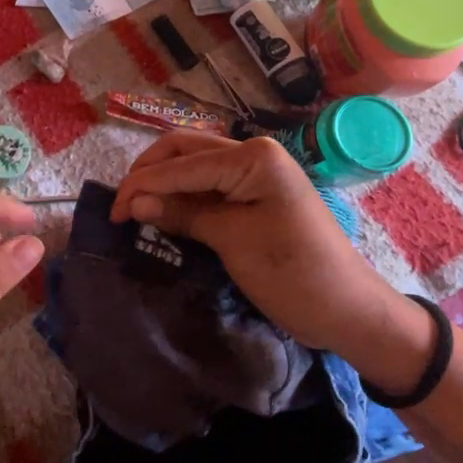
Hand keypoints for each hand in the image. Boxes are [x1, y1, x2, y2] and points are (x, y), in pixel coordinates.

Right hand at [110, 132, 409, 360]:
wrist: (351, 312)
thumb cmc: (295, 274)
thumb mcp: (233, 242)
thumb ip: (183, 214)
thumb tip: (134, 202)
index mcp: (253, 157)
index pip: (182, 163)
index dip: (142, 185)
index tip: (111, 213)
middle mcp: (253, 153)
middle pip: (184, 151)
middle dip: (148, 174)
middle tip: (120, 207)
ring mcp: (256, 173)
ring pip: (193, 166)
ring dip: (162, 183)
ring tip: (135, 209)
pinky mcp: (256, 194)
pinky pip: (209, 185)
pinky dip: (182, 196)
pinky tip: (163, 213)